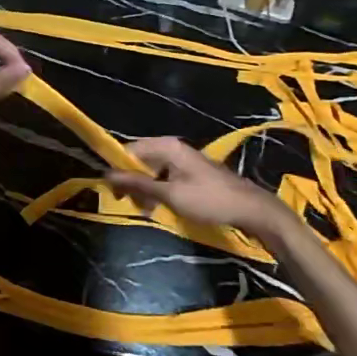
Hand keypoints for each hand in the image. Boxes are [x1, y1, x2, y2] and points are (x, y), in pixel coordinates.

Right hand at [105, 137, 294, 238]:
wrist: (249, 208)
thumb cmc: (208, 200)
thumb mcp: (170, 194)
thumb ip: (138, 184)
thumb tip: (107, 174)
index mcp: (167, 146)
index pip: (129, 149)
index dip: (117, 168)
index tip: (111, 190)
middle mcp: (172, 147)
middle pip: (140, 159)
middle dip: (131, 181)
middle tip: (129, 203)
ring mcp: (181, 159)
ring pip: (151, 170)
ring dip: (144, 189)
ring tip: (145, 209)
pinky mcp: (188, 171)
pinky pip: (163, 176)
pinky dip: (157, 190)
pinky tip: (157, 206)